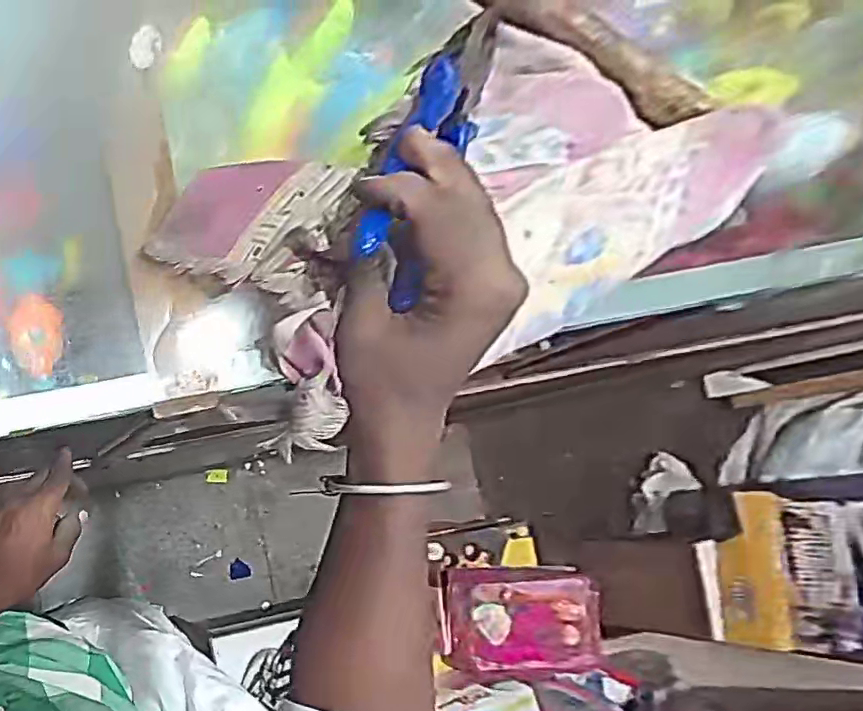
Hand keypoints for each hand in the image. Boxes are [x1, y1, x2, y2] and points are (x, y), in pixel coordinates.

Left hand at [0, 448, 86, 612]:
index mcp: (40, 505)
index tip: (67, 455)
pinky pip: (17, 497)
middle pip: (41, 476)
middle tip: (70, 488)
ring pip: (27, 486)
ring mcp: (5, 505)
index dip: (65, 464)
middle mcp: (20, 499)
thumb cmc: (21, 572)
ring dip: (41, 489)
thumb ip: (70, 530)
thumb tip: (76, 517)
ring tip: (54, 506)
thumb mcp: (57, 555)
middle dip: (56, 477)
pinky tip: (34, 516)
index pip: (57, 476)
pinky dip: (29, 499)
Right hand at [336, 127, 526, 467]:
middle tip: (407, 135)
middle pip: (470, 204)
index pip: (441, 216)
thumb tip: (365, 226)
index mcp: (472, 287)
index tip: (364, 182)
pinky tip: (425, 193)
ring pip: (476, 212)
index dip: (403, 190)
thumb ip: (368, 269)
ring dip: (444, 182)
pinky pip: (471, 234)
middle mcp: (501, 274)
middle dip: (437, 168)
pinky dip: (445, 211)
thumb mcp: (361, 326)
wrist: (405, 422)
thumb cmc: (377, 383)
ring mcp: (501, 278)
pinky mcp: (489, 285)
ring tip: (415, 153)